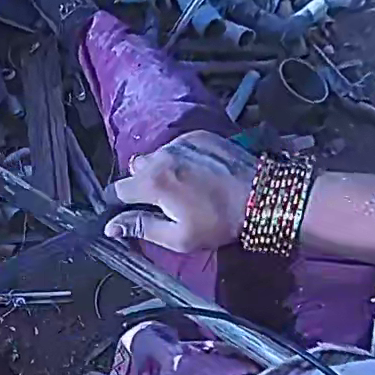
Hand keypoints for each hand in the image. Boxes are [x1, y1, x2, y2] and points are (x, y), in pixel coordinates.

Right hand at [105, 131, 257, 252]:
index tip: (128, 212)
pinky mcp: (198, 136)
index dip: (118, 204)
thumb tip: (110, 227)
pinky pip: (176, 147)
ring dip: (160, 171)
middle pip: (135, 171)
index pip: (117, 190)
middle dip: (141, 186)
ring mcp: (180, 143)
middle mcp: (160, 157)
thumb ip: (140, 227)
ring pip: (155, 157)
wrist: (264, 196)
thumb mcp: (178, 237)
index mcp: (152, 183)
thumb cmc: (219, 222)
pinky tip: (197, 174)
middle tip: (162, 203)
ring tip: (182, 187)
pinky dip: (179, 159)